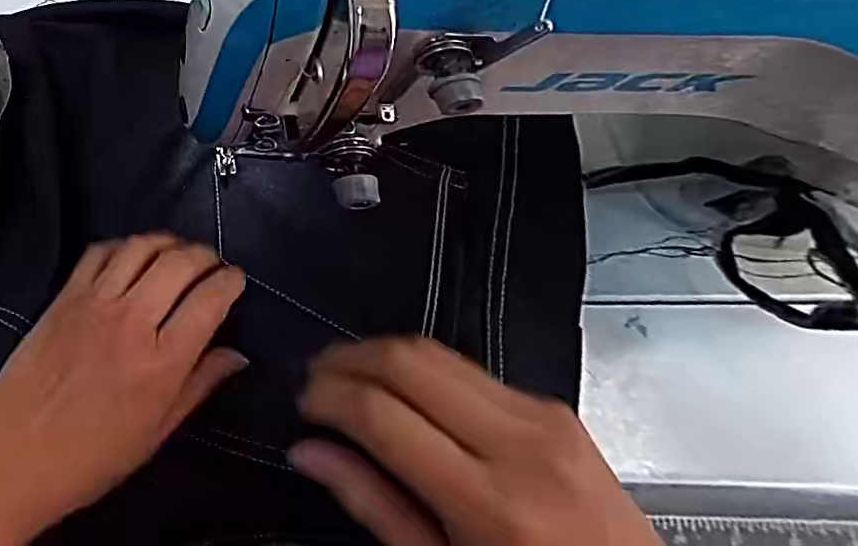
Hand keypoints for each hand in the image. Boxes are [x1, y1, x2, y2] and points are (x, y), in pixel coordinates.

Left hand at [0, 235, 246, 545]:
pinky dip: (126, 245)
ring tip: (179, 253)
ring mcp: (97, 301)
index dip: (231, 282)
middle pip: (182, 262)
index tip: (236, 280)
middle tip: (212, 265)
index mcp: (161, 361)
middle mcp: (133, 320)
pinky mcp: (67, 294)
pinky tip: (134, 256)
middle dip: (207, 256)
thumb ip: (200, 384)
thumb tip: (238, 355)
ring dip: (170, 242)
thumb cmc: (90, 456)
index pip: (210, 300)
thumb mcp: (156, 432)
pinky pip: (103, 250)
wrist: (10, 457)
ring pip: (144, 246)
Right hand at [291, 338, 662, 545]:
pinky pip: (467, 366)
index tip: (305, 401)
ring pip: (434, 349)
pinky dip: (421, 367)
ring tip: (349, 374)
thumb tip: (312, 453)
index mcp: (492, 507)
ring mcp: (541, 416)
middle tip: (317, 377)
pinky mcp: (551, 404)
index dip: (330, 397)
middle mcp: (519, 445)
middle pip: (407, 361)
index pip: (383, 415)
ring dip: (380, 352)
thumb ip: (376, 508)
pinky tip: (402, 387)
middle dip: (349, 358)